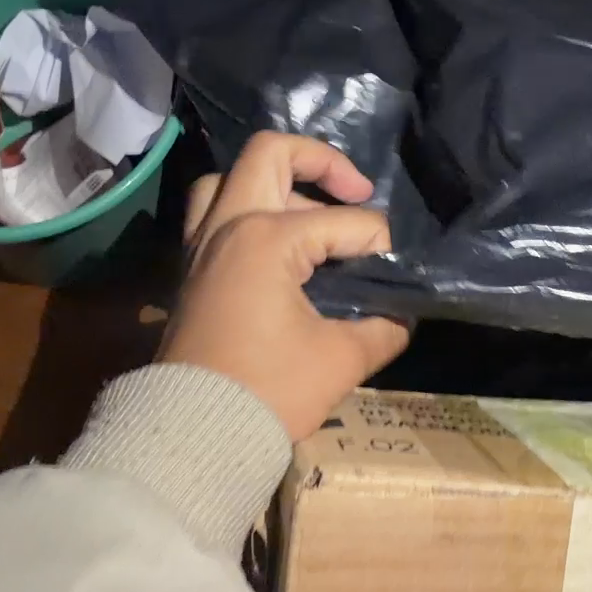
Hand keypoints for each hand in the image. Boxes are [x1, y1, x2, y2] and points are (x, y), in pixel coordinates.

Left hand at [160, 133, 410, 440]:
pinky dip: (245, 210)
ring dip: (273, 181)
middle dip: (321, 161)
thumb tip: (400, 314)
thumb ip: (382, 326)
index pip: (342, 222)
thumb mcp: (342, 359)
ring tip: (309, 208)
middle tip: (356, 190)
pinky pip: (213, 213)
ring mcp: (202, 245)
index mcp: (266, 238)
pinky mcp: (191, 269)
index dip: (379, 242)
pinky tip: (278, 242)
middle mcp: (228, 226)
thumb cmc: (269, 391)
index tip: (395, 272)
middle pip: (271, 154)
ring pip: (230, 179)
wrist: (193, 437)